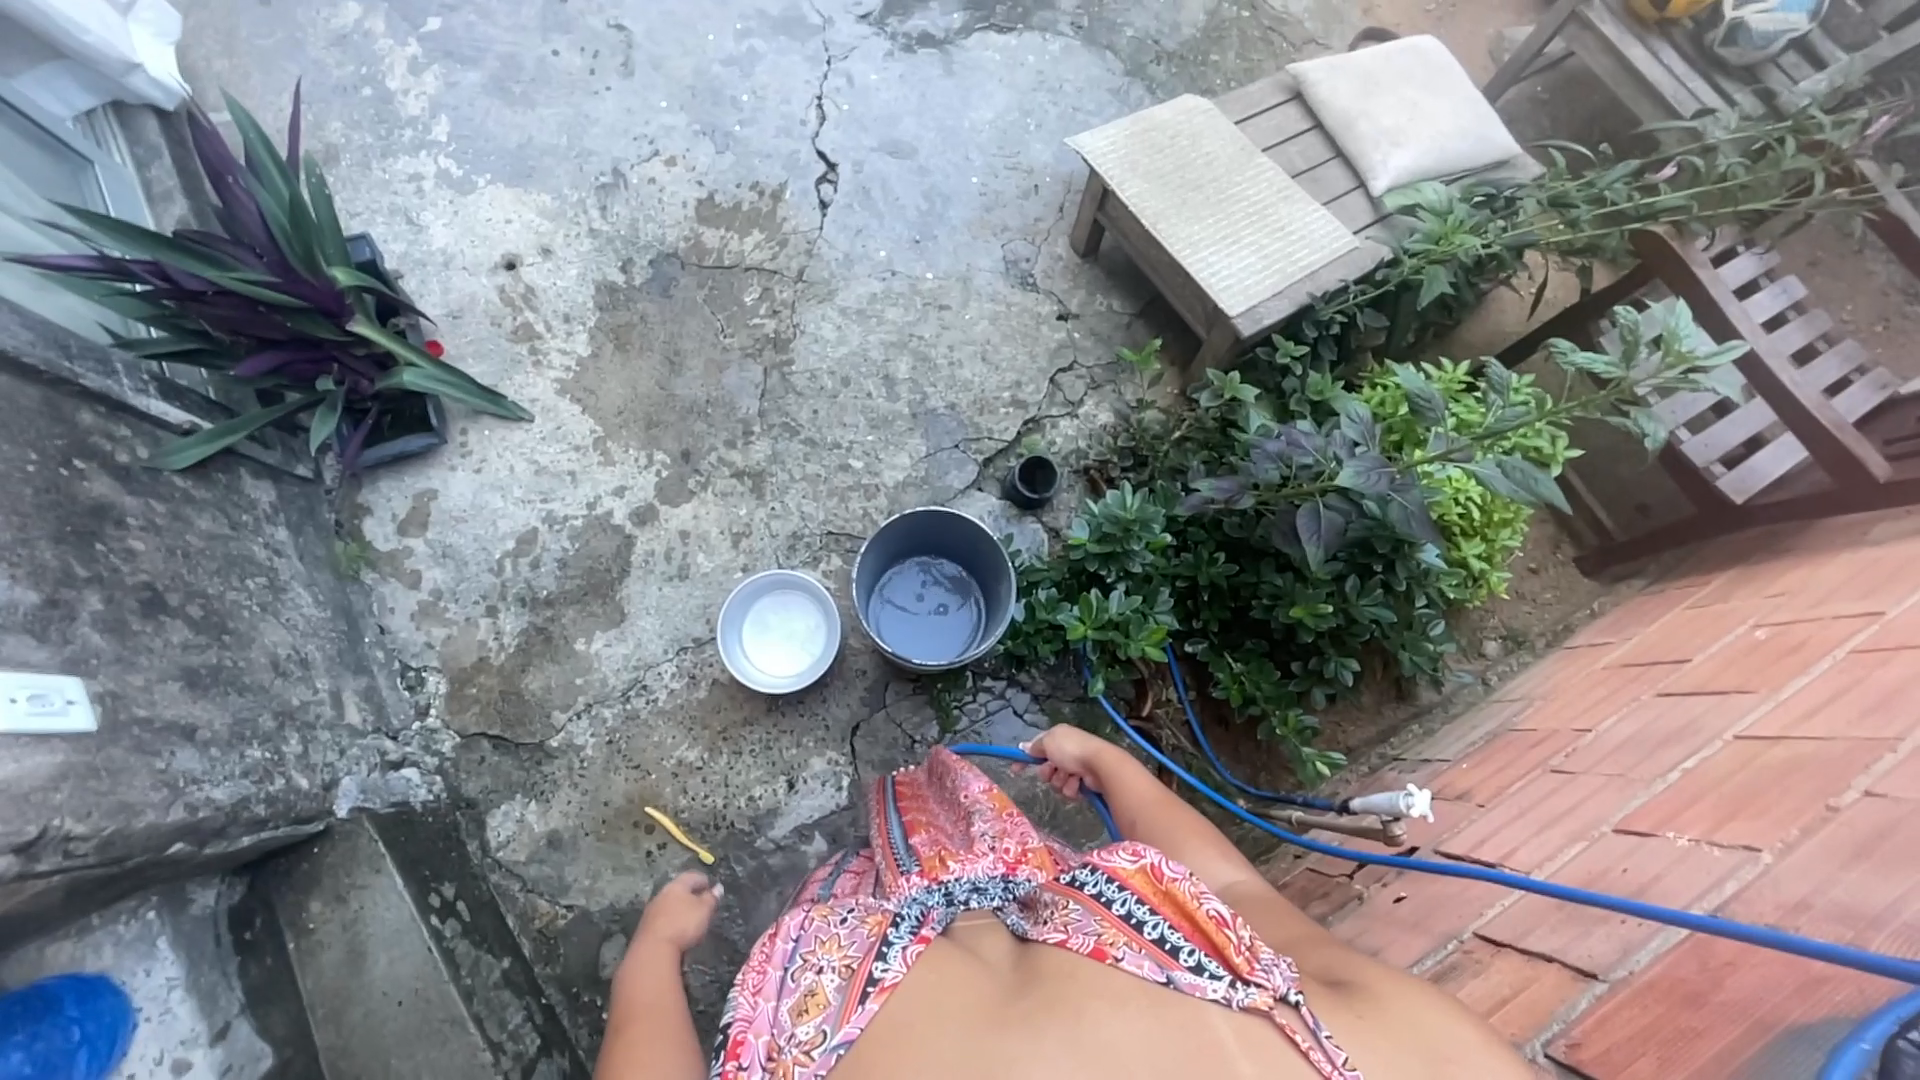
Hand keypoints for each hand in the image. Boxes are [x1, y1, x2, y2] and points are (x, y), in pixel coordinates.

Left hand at [633, 872, 721, 954]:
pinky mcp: (645, 927)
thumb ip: (711, 898)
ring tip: (691, 918)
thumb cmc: (683, 924)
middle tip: (702, 903)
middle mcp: (662, 894)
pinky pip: (663, 918)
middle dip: (691, 895)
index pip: (692, 876)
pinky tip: (677, 930)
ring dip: (680, 909)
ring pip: (670, 904)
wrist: (652, 951)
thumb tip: (718, 888)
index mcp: (676, 885)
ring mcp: (651, 911)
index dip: (704, 880)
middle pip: (679, 890)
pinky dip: (672, 920)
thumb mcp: (704, 910)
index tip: (712, 887)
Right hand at [1019, 725, 1121, 798]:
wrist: (1099, 765)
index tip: (1015, 769)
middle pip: (1046, 767)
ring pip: (1056, 781)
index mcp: (1058, 736)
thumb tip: (1023, 746)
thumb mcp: (1048, 742)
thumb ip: (1034, 746)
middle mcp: (1067, 750)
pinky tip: (1078, 782)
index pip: (1037, 746)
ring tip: (1070, 776)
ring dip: (1060, 781)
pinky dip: (1072, 787)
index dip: (1026, 757)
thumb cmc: (1071, 750)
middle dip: (1048, 772)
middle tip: (1053, 770)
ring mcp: (1076, 766)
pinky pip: (1069, 789)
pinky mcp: (1084, 781)